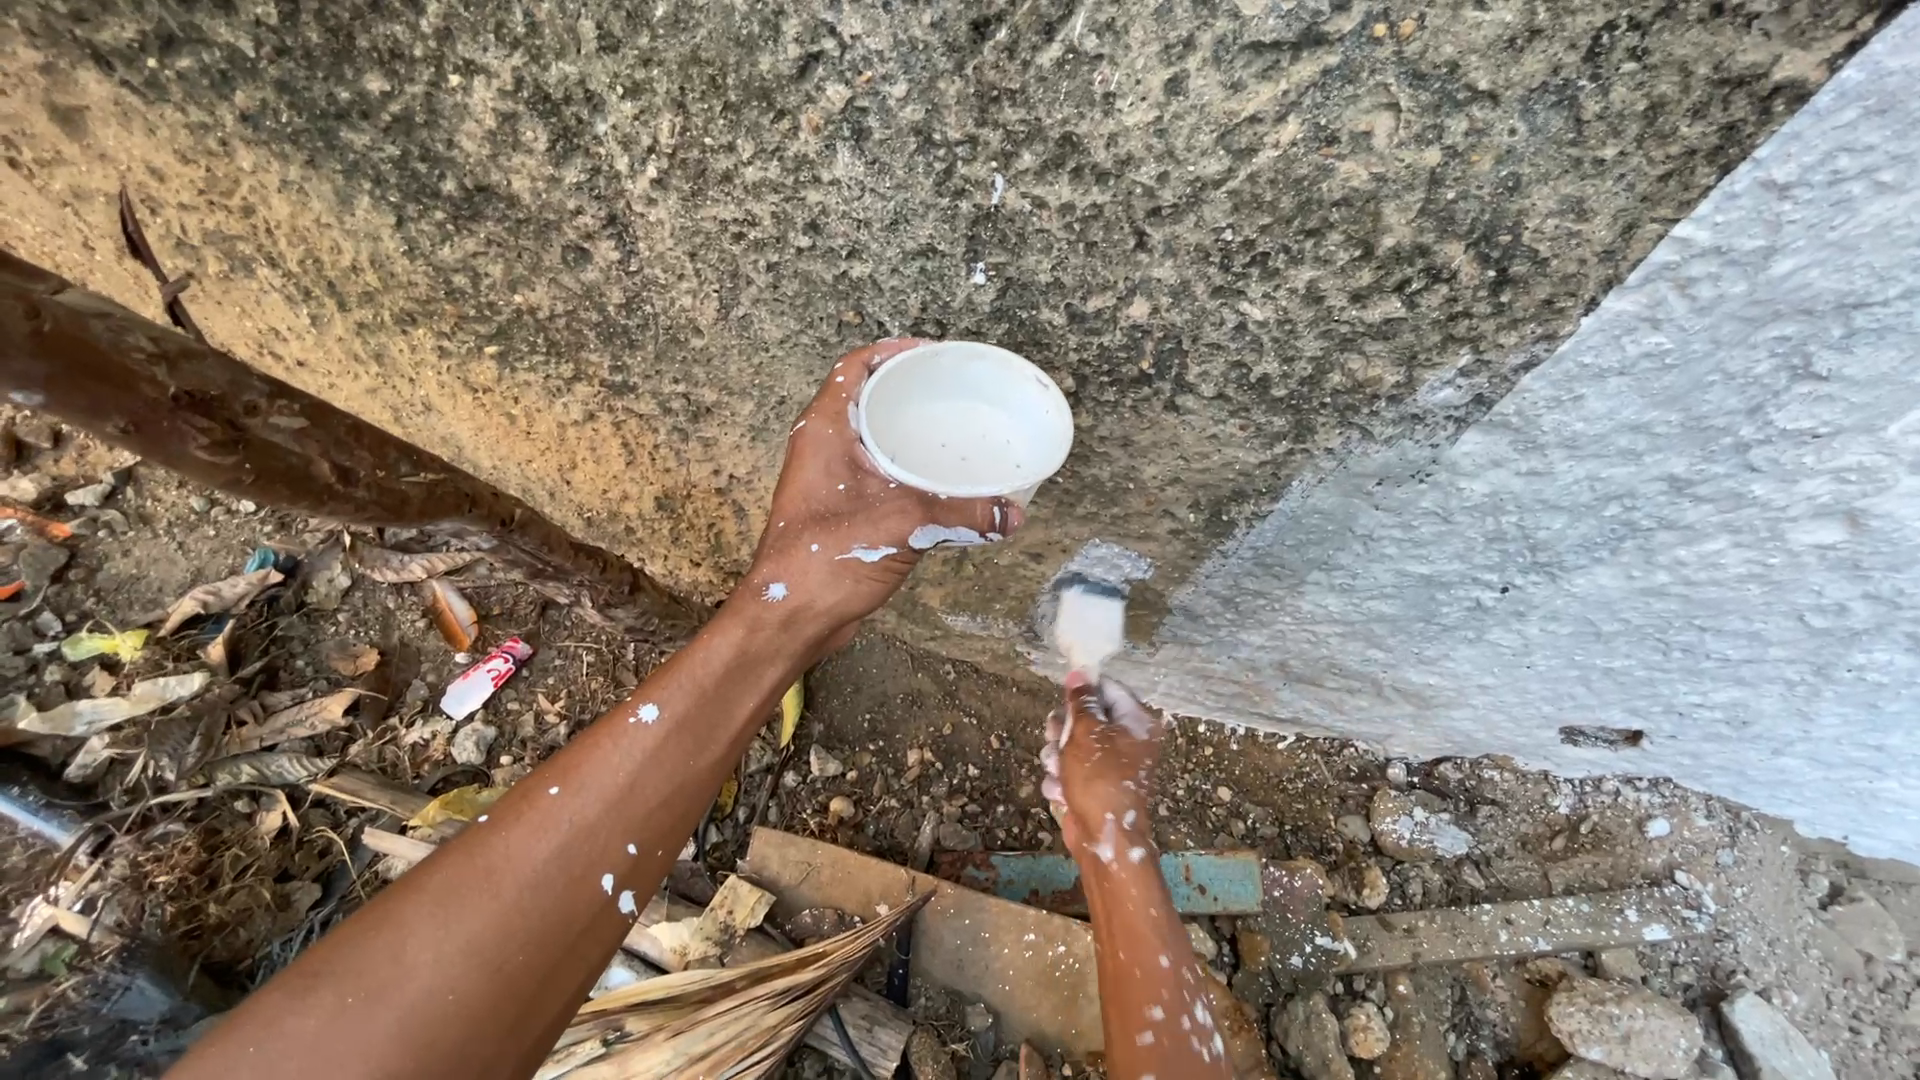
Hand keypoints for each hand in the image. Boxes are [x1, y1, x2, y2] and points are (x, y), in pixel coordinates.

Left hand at [737, 339, 1023, 640]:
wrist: (791, 618)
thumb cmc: (825, 561)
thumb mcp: (902, 524)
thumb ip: (962, 515)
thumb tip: (1013, 514)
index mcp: (825, 431)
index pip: (854, 368)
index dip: (891, 351)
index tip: (932, 353)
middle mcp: (824, 449)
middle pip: (868, 400)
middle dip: (908, 391)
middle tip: (953, 392)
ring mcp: (833, 482)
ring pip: (876, 442)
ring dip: (910, 435)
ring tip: (956, 433)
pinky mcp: (844, 512)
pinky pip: (883, 478)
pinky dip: (911, 473)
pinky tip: (944, 484)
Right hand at [1042, 672, 1165, 867]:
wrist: (1103, 839)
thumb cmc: (1099, 778)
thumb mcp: (1087, 731)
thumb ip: (1081, 700)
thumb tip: (1080, 672)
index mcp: (1137, 723)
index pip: (1108, 689)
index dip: (1082, 691)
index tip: (1061, 695)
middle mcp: (1128, 741)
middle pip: (1086, 716)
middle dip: (1064, 729)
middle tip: (1056, 737)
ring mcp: (1110, 765)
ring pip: (1071, 744)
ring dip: (1057, 756)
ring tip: (1059, 769)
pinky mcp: (1093, 786)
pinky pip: (1070, 770)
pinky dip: (1062, 779)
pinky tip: (1063, 790)